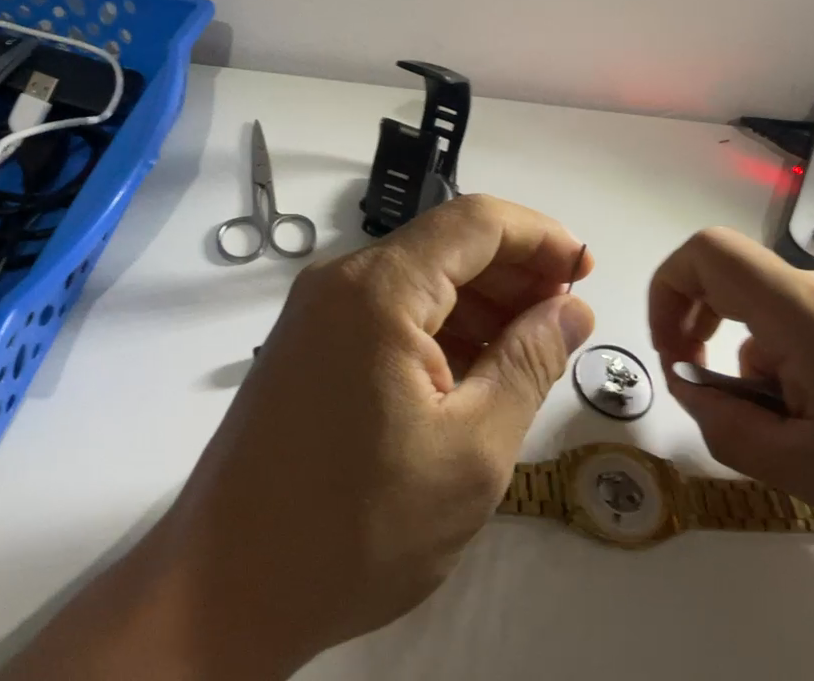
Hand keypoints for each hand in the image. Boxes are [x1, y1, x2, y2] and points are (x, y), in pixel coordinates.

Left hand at [33, 196, 594, 679]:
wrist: (226, 590)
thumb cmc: (360, 527)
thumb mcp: (472, 451)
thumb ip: (529, 364)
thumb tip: (571, 308)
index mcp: (379, 290)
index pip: (476, 222)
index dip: (541, 237)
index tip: (588, 273)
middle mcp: (339, 282)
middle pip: (445, 246)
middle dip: (515, 272)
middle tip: (567, 322)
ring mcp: (314, 315)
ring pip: (416, 281)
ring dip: (480, 303)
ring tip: (529, 353)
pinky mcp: (305, 348)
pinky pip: (385, 314)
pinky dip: (438, 330)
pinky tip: (472, 374)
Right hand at [647, 226, 813, 569]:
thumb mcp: (812, 471)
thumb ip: (728, 428)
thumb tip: (693, 389)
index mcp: (807, 312)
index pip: (707, 253)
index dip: (669, 292)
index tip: (676, 354)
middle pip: (747, 298)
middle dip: (727, 360)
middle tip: (750, 427)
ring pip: (790, 328)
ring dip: (776, 381)